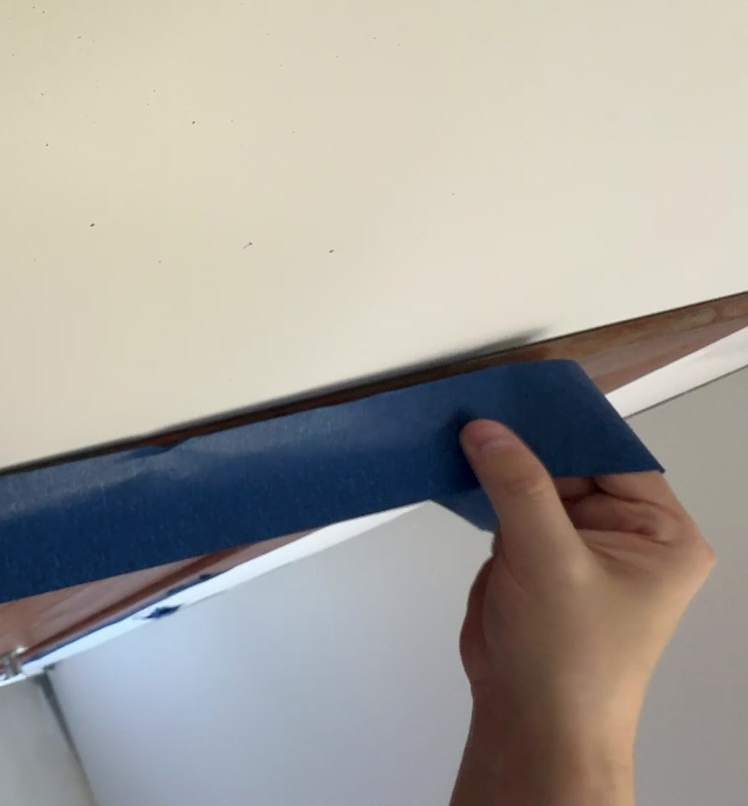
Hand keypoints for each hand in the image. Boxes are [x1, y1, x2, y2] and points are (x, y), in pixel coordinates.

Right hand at [451, 419, 714, 805]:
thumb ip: (518, 487)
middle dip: (518, 441)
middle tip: (467, 406)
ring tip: (446, 428)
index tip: (512, 394)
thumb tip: (486, 428)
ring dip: (489, 461)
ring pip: (526, 482)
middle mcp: (619, 533)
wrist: (530, 708)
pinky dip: (471, 484)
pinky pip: (499, 502)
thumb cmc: (569, 648)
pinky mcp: (525, 552)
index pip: (613, 458)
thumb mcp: (549, 559)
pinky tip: (443, 464)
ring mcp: (568, 543)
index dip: (565, 425)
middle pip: (565, 465)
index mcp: (658, 535)